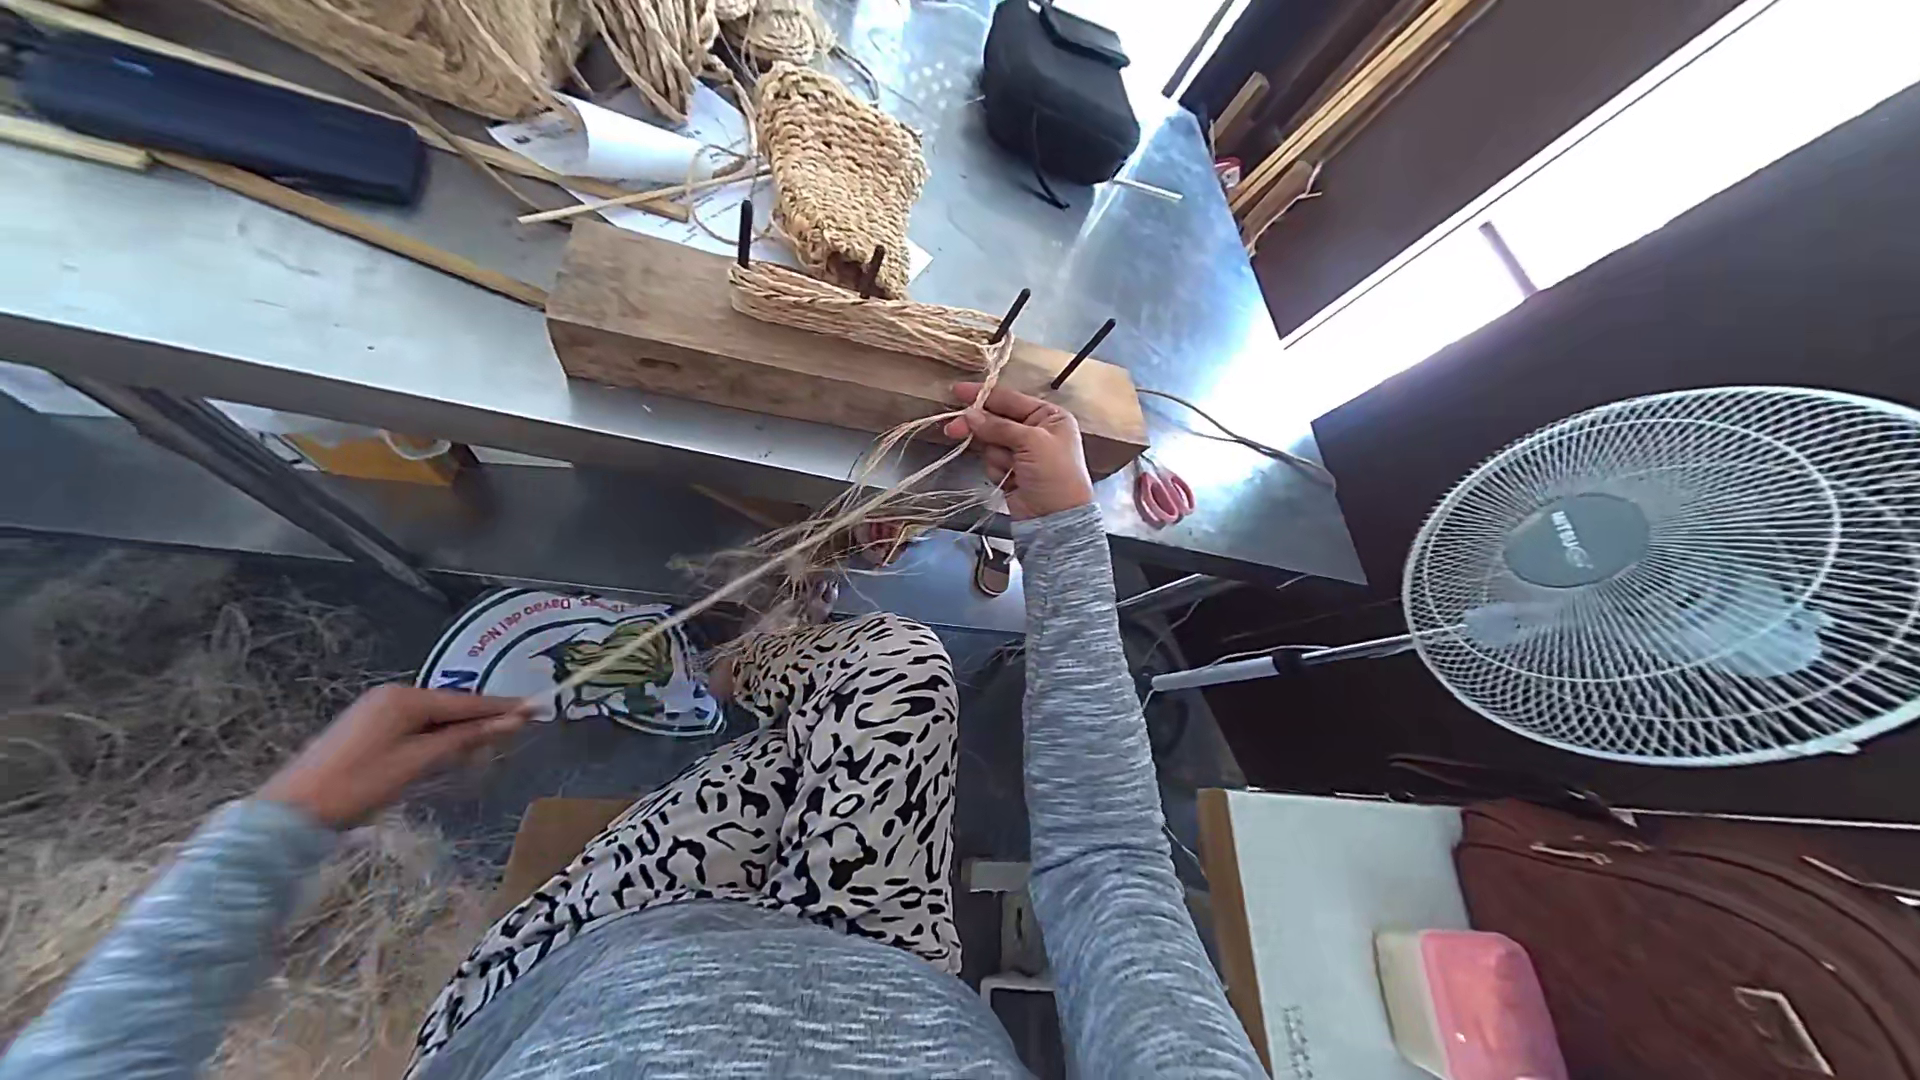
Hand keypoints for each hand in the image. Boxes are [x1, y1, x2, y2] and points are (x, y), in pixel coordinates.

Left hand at [258, 686, 530, 827]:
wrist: (286, 816)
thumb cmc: (358, 784)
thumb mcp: (420, 760)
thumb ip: (468, 736)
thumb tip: (515, 721)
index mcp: (404, 698)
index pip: (468, 701)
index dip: (504, 708)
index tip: (538, 708)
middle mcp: (392, 696)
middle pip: (453, 707)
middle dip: (482, 722)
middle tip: (514, 734)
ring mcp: (377, 712)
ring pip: (436, 718)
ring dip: (460, 733)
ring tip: (485, 748)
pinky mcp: (368, 729)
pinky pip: (418, 726)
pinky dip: (438, 738)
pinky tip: (451, 751)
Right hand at [943, 382, 1094, 518]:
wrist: (1055, 518)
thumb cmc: (1054, 474)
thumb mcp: (1032, 442)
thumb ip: (999, 426)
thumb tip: (970, 414)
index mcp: (1049, 416)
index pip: (1010, 399)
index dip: (983, 395)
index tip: (958, 391)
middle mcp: (1036, 431)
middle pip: (996, 420)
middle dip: (979, 428)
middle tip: (954, 430)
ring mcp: (1022, 452)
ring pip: (990, 442)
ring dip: (996, 456)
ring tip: (1011, 469)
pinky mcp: (1011, 471)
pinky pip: (991, 461)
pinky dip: (996, 470)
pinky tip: (1010, 480)